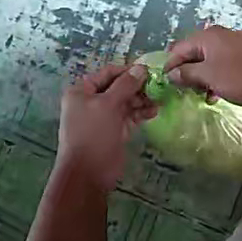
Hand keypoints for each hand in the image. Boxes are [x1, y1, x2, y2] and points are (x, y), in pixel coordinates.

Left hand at [56, 64, 156, 192]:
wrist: (88, 172)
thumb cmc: (93, 134)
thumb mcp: (108, 105)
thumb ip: (125, 85)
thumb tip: (141, 68)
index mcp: (82, 91)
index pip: (108, 73)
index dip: (128, 70)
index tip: (150, 70)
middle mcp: (92, 101)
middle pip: (119, 87)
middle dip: (138, 86)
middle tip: (158, 86)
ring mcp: (104, 116)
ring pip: (126, 102)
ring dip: (142, 99)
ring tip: (159, 99)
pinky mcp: (115, 130)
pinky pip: (130, 116)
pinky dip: (141, 113)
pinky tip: (154, 111)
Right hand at [163, 26, 241, 108]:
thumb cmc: (241, 76)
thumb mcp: (209, 75)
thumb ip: (187, 74)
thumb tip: (171, 74)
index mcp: (207, 38)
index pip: (178, 49)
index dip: (169, 66)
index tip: (164, 84)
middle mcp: (218, 39)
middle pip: (192, 56)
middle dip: (185, 74)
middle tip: (181, 92)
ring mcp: (231, 50)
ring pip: (206, 64)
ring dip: (200, 80)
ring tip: (198, 96)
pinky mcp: (241, 62)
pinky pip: (220, 70)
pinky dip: (214, 81)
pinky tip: (214, 96)